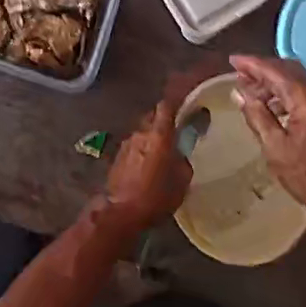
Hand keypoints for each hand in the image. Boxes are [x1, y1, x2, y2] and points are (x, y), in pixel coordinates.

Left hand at [97, 95, 191, 236]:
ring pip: (144, 130)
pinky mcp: (118, 156)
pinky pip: (135, 144)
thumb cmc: (155, 196)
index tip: (186, 94)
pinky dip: (144, 147)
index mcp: (159, 134)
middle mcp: (141, 132)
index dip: (177, 97)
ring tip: (164, 149)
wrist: (120, 212)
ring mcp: (127, 143)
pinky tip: (149, 162)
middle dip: (165, 118)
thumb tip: (181, 155)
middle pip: (154, 115)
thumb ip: (183, 161)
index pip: (167, 105)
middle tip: (178, 127)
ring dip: (153, 134)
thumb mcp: (181, 182)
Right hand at [229, 55, 305, 236]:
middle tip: (240, 77)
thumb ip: (257, 115)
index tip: (232, 60)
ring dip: (277, 83)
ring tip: (254, 95)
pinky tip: (277, 109)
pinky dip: (291, 93)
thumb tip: (240, 92)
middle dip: (263, 70)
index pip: (274, 70)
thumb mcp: (276, 148)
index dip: (251, 63)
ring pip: (300, 80)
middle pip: (288, 69)